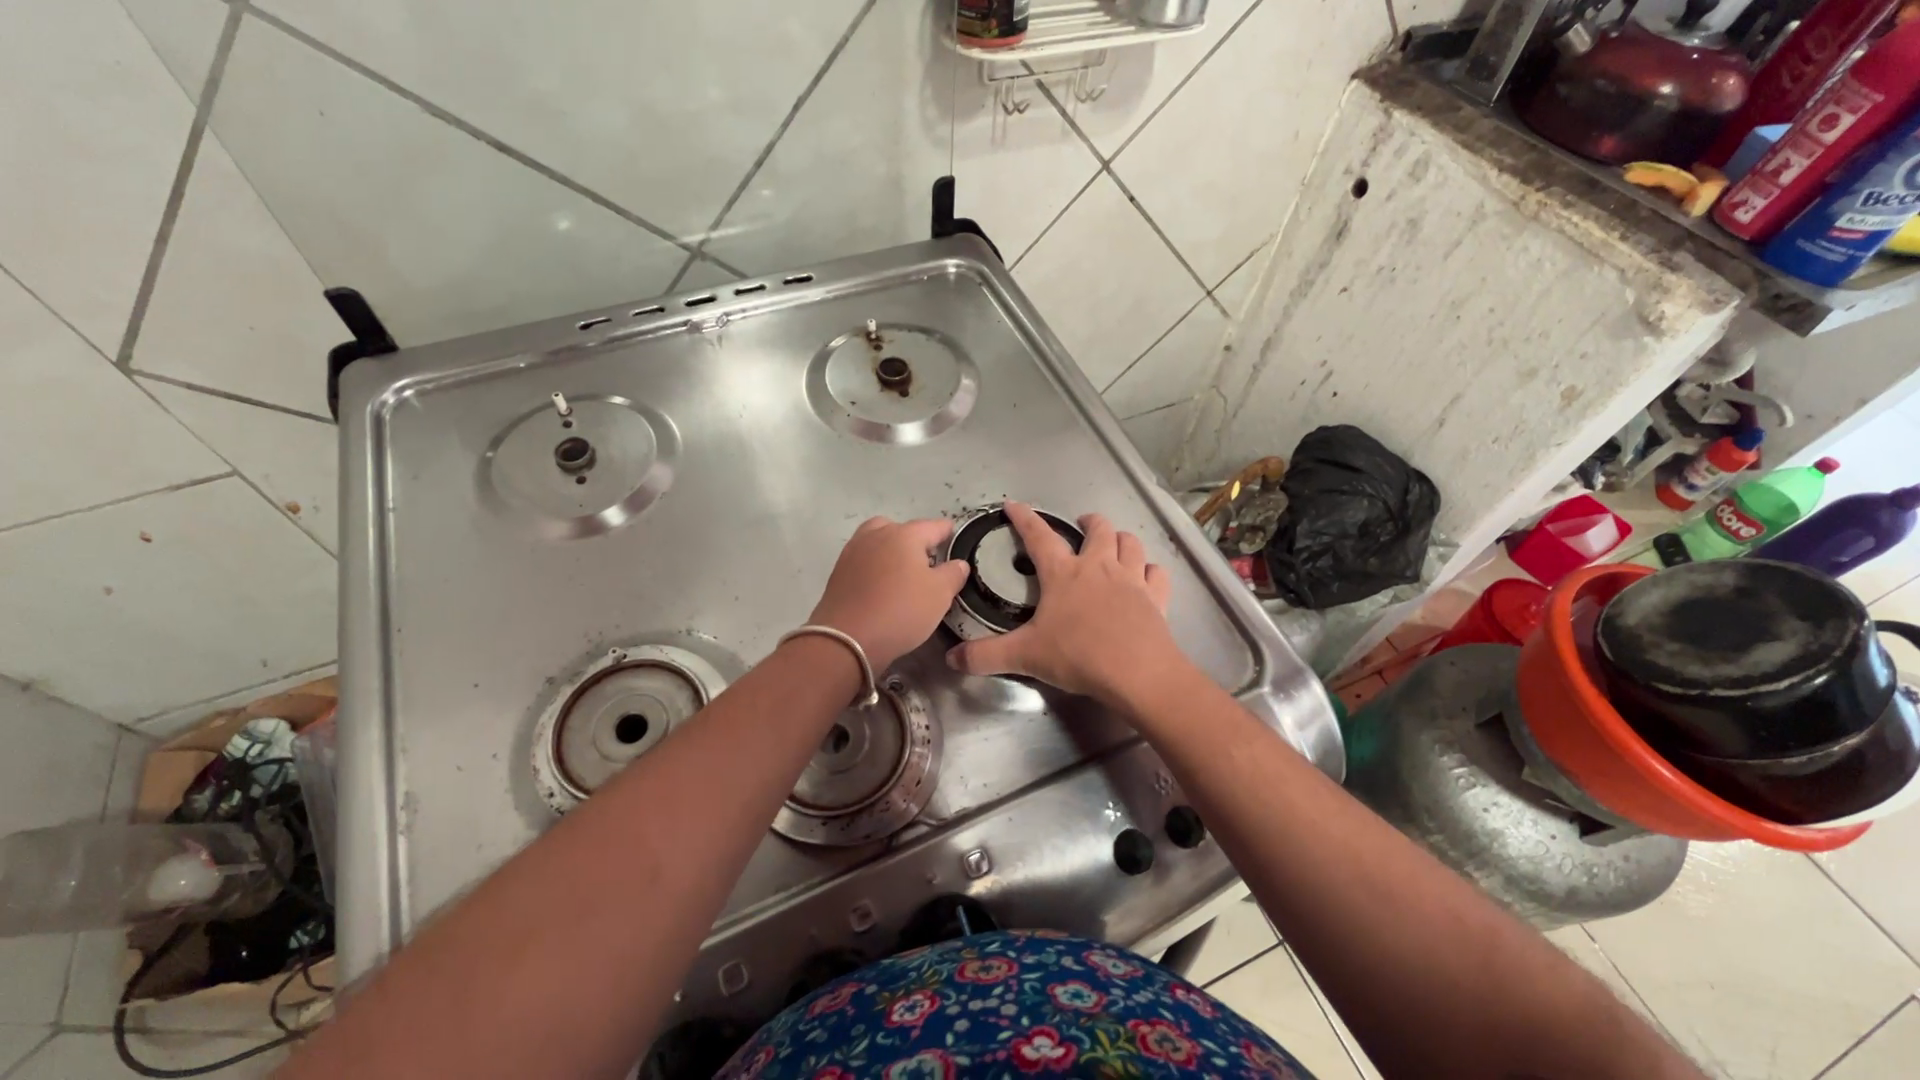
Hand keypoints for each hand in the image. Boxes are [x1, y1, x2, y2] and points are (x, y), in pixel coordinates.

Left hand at [808, 517, 970, 671]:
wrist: (848, 639)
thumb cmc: (901, 611)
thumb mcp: (940, 595)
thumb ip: (953, 574)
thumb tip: (958, 563)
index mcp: (904, 535)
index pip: (933, 526)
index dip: (948, 533)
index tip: (955, 540)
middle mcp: (876, 535)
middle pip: (900, 529)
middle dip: (915, 540)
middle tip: (926, 562)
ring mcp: (853, 551)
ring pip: (877, 541)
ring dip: (890, 551)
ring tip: (901, 573)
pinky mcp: (838, 571)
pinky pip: (863, 560)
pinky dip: (874, 566)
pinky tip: (881, 586)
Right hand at [946, 501, 1181, 705]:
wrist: (1136, 672)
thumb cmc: (1078, 657)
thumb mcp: (1025, 656)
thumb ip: (986, 655)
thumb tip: (952, 659)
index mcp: (1063, 574)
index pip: (1039, 536)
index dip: (1025, 518)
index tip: (1014, 505)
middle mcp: (1099, 567)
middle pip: (1098, 530)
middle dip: (1089, 521)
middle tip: (1082, 524)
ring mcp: (1131, 579)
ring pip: (1130, 543)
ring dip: (1121, 539)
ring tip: (1114, 543)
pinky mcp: (1156, 597)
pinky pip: (1157, 573)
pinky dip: (1151, 570)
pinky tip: (1147, 576)